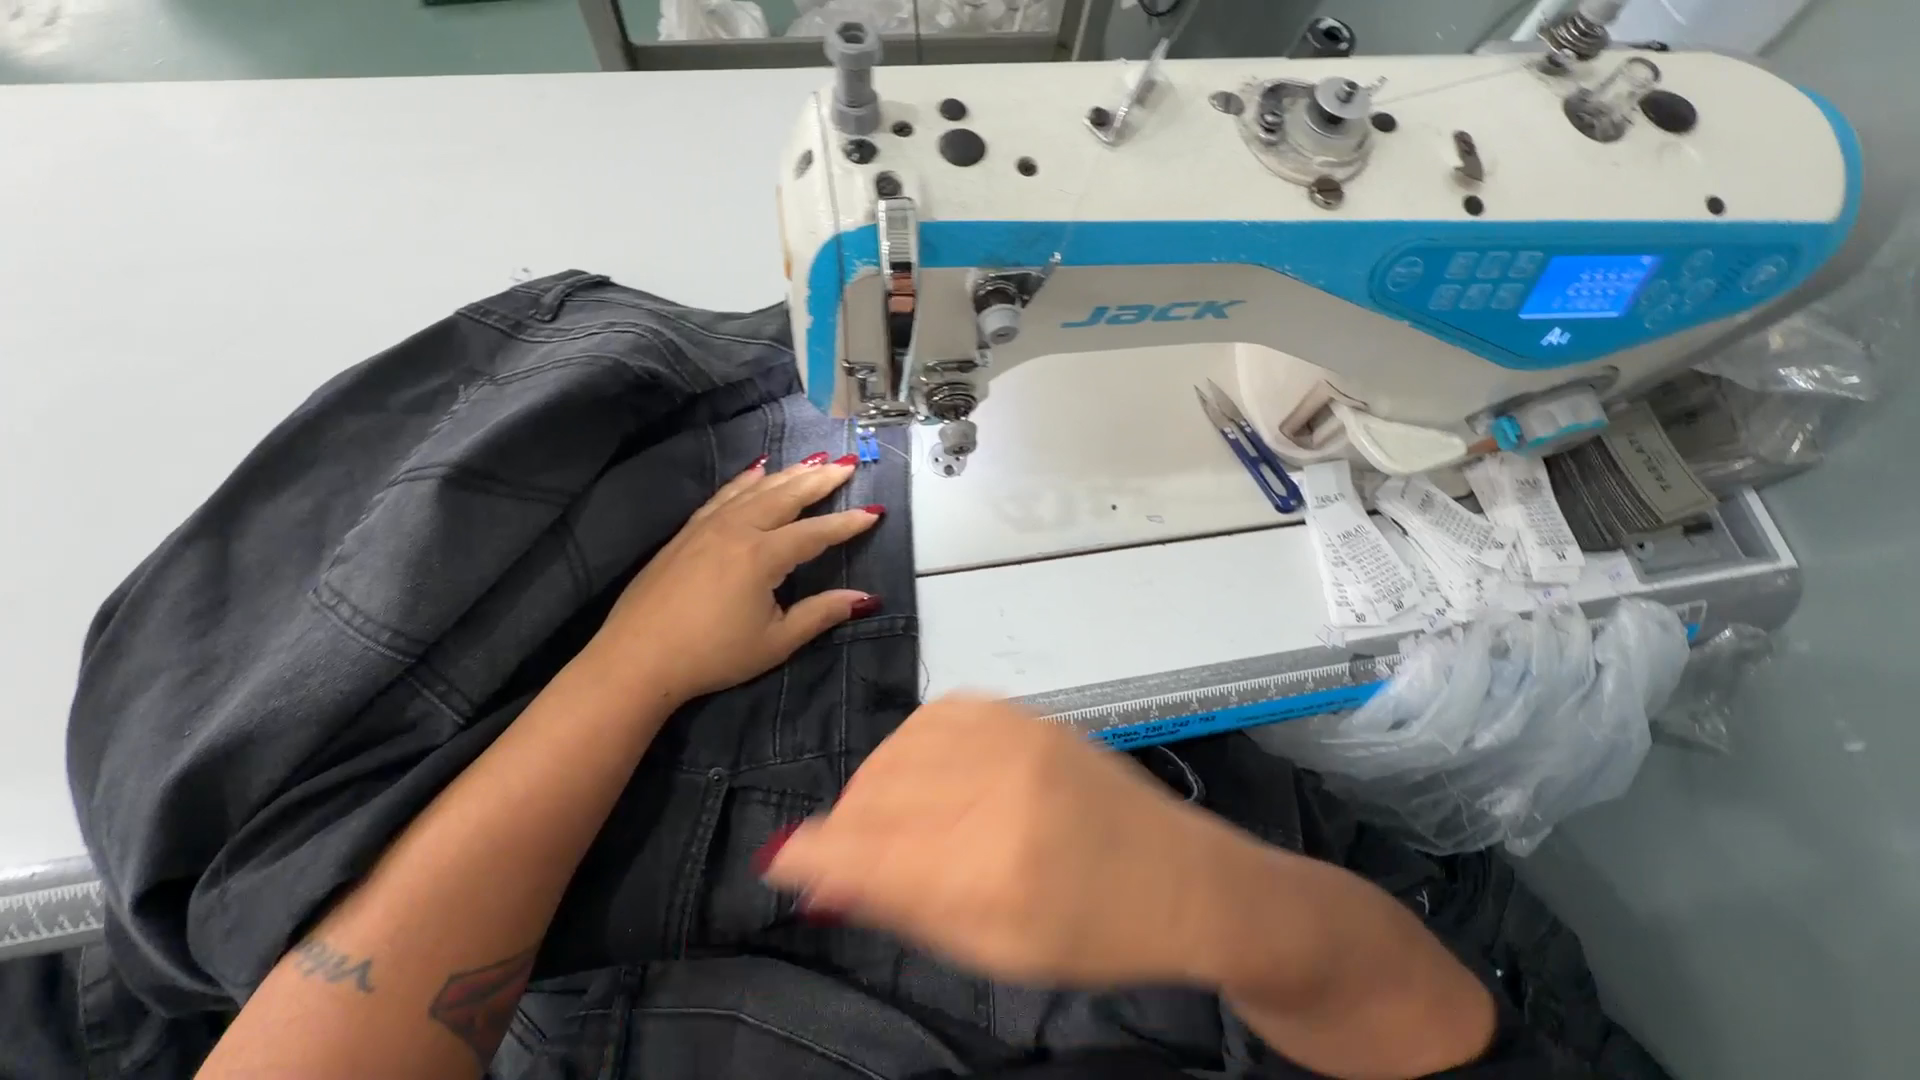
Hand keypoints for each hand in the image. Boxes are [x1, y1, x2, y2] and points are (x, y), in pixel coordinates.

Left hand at [585, 452, 881, 705]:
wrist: (637, 658)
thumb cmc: (712, 656)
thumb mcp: (775, 642)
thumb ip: (820, 614)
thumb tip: (864, 598)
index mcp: (763, 556)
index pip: (815, 533)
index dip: (847, 524)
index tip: (874, 512)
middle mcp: (737, 530)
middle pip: (786, 496)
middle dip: (820, 480)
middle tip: (847, 464)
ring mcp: (708, 527)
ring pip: (755, 490)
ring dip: (787, 474)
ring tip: (813, 462)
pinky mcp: (686, 533)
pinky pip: (723, 496)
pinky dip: (745, 481)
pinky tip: (757, 472)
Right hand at [760, 695, 1265, 985]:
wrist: (1184, 880)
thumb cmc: (1093, 934)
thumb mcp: (994, 949)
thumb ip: (904, 905)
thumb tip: (821, 879)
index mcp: (994, 866)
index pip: (872, 851)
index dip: (815, 854)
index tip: (782, 863)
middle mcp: (1001, 789)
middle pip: (881, 791)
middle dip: (845, 823)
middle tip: (842, 852)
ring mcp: (1019, 741)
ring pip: (903, 745)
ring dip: (875, 782)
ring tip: (880, 816)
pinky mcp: (1032, 717)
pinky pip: (943, 711)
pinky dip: (913, 741)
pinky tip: (917, 769)